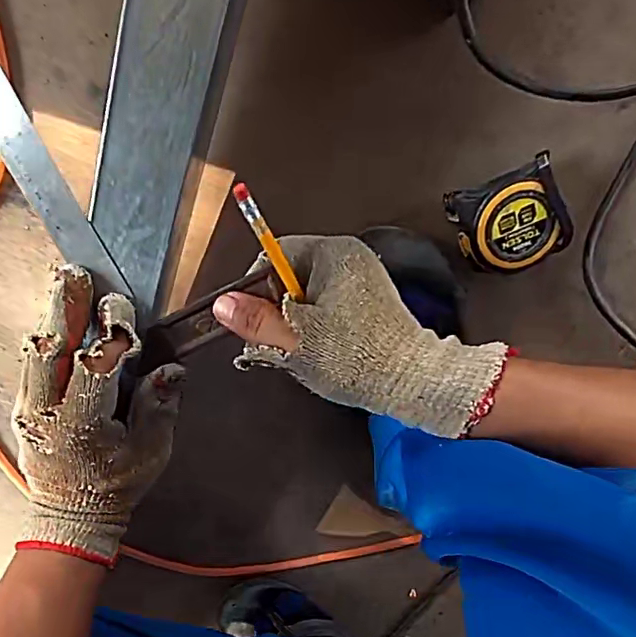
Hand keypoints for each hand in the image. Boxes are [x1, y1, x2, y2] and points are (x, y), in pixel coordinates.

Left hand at [13, 265, 183, 564]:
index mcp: (82, 425)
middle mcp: (47, 414)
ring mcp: (30, 410)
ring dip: (51, 318)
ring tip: (65, 286)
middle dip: (64, 308)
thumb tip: (170, 371)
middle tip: (76, 275)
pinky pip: (31, 366)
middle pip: (51, 349)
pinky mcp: (24, 409)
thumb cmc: (112, 487)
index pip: (95, 365)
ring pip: (35, 353)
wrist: (71, 517)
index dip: (111, 333)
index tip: (122, 310)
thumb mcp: (149, 453)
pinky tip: (55, 321)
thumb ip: (158, 408)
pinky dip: (44, 339)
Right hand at [210, 235, 506, 437]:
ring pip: (307, 296)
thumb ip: (255, 320)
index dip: (256, 288)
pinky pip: (328, 307)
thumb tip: (223, 304)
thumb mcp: (295, 340)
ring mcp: (361, 280)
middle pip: (288, 277)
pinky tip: (324, 351)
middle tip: (284, 341)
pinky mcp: (369, 302)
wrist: (412, 381)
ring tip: (307, 350)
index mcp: (331, 254)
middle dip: (278, 310)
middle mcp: (349, 258)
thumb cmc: (360, 358)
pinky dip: (319, 328)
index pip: (273, 254)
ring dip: (298, 323)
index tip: (257, 317)